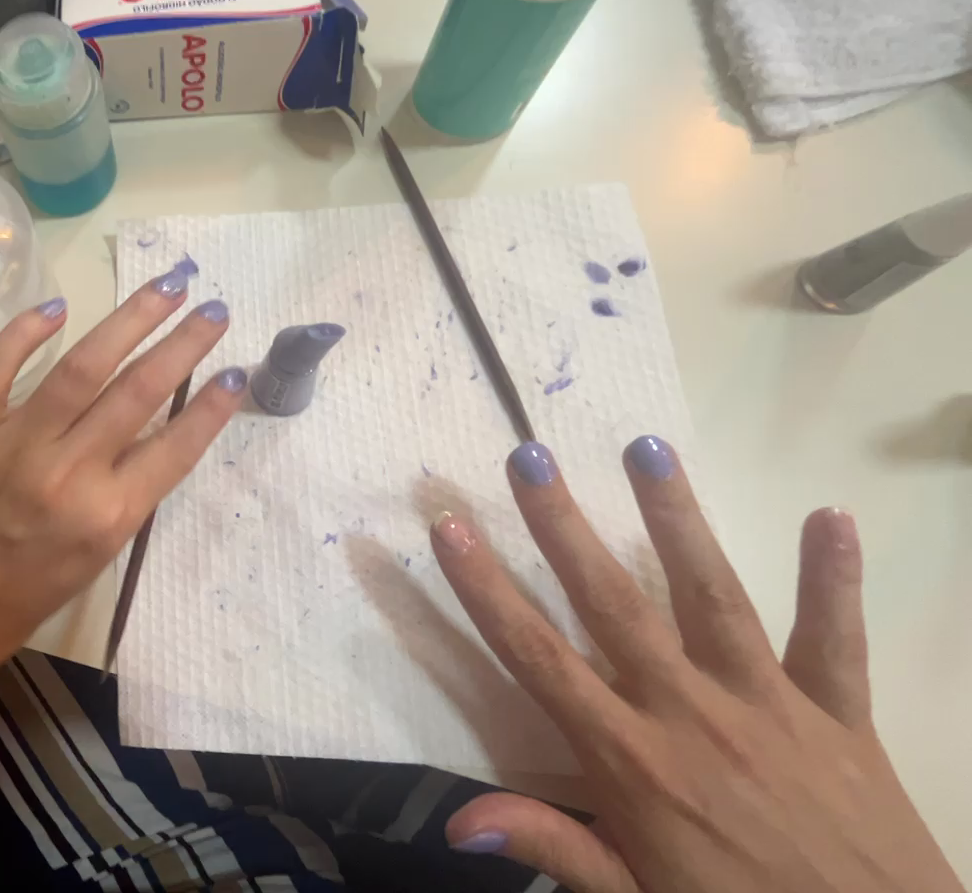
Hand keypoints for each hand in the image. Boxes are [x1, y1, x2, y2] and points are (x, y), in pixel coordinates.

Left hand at [0, 271, 244, 675]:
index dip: (214, 406)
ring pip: (80, 369)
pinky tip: (57, 306)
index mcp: (108, 515)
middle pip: (138, 393)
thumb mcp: (98, 554)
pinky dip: (23, 333)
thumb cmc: (28, 590)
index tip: (239, 369)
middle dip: (184, 344)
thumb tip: (157, 424)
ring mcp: (16, 446)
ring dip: (129, 321)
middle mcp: (68, 474)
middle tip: (214, 309)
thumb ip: (129, 490)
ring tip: (166, 287)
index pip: (176, 447)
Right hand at [429, 438, 962, 892]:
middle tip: (530, 456)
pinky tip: (832, 515)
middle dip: (563, 525)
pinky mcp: (843, 719)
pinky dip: (836, 579)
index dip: (486, 588)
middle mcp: (690, 714)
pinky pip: (837, 642)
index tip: (450, 526)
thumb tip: (456, 823)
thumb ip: (553, 846)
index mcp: (630, 758)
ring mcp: (770, 708)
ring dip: (676, 520)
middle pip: (613, 603)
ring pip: (713, 598)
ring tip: (646, 447)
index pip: (537, 654)